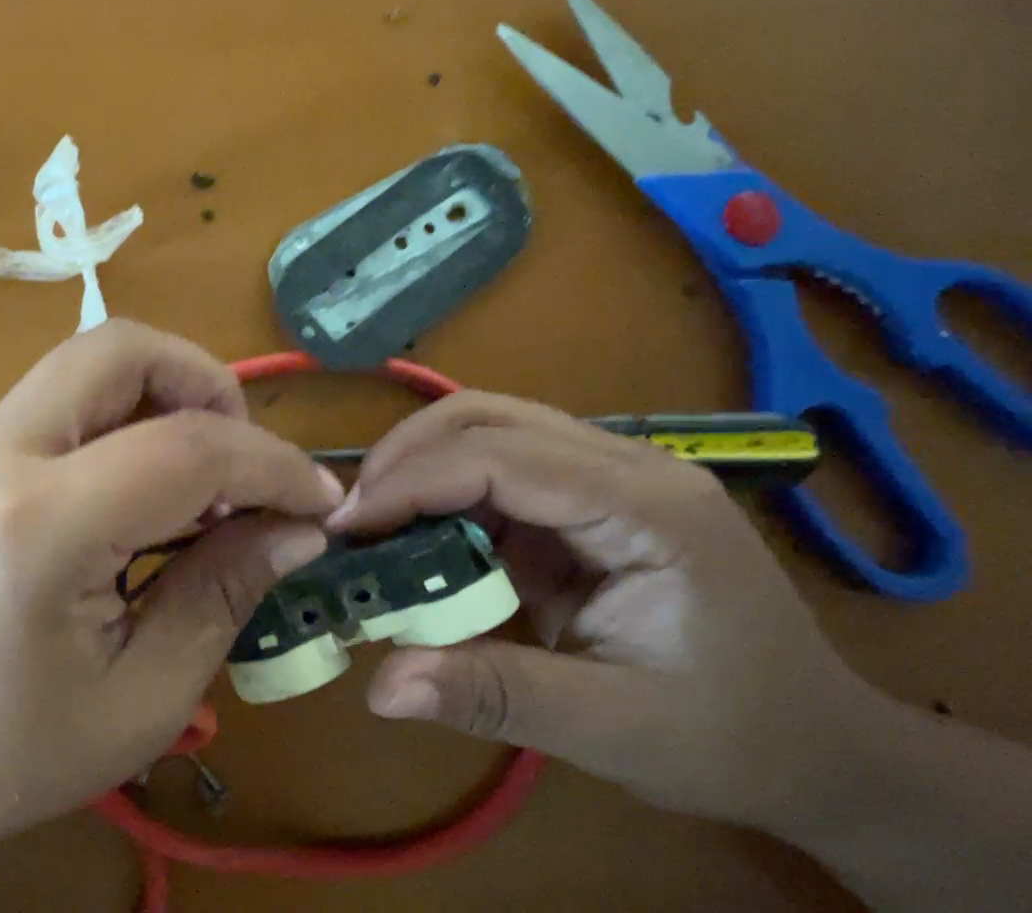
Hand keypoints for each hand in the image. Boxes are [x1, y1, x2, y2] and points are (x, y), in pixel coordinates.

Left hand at [0, 320, 343, 839]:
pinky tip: (150, 490)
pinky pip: (64, 397)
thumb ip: (226, 588)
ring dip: (164, 395)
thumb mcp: (148, 692)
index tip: (319, 502)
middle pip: (118, 349)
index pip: (182, 447)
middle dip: (205, 384)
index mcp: (38, 525)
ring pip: (88, 362)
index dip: (269, 465)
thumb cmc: (22, 751)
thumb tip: (301, 524)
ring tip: (205, 482)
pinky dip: (124, 416)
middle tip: (244, 463)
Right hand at [328, 392, 878, 832]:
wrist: (822, 749)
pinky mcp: (591, 500)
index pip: (503, 457)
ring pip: (491, 429)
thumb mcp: (612, 728)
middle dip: (405, 457)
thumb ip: (496, 695)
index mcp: (648, 508)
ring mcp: (614, 476)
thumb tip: (380, 688)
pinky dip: (445, 491)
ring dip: (419, 465)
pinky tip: (416, 534)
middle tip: (347, 518)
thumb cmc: (730, 737)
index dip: (412, 481)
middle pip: (491, 417)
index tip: (343, 528)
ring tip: (368, 522)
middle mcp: (631, 467)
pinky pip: (501, 470)